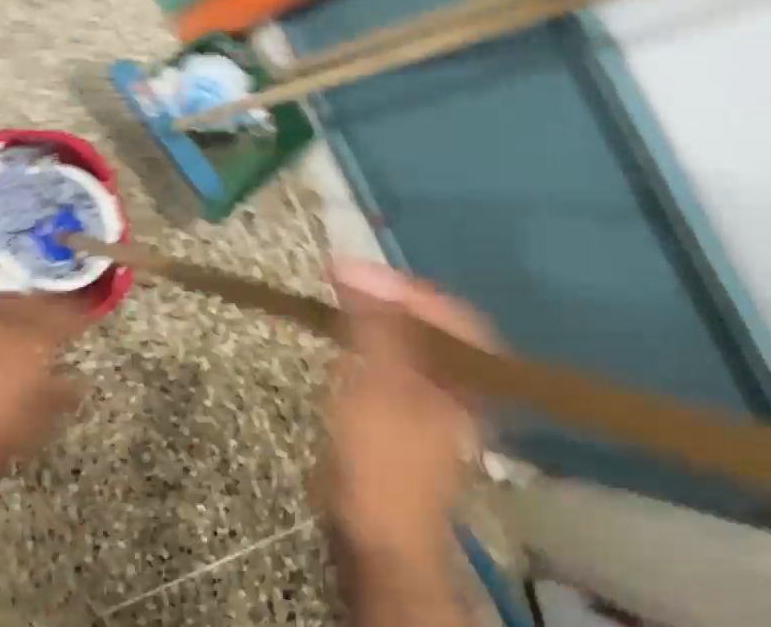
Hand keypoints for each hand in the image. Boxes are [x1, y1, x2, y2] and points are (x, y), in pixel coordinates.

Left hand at [0, 294, 89, 475]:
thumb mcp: (35, 423)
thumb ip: (58, 398)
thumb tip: (76, 383)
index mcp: (29, 339)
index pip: (63, 317)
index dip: (80, 312)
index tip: (93, 309)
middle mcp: (2, 321)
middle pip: (33, 302)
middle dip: (52, 304)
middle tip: (68, 310)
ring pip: (6, 301)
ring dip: (24, 303)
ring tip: (37, 312)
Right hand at [325, 258, 495, 563]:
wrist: (381, 533)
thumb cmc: (381, 457)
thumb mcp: (376, 385)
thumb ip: (374, 326)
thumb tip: (356, 268)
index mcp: (466, 378)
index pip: (447, 312)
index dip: (399, 285)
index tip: (344, 270)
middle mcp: (463, 389)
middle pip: (435, 327)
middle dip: (388, 299)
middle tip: (339, 284)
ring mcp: (439, 408)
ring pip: (415, 347)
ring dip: (378, 322)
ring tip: (336, 308)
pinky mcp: (411, 423)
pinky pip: (398, 368)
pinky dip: (371, 348)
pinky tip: (345, 351)